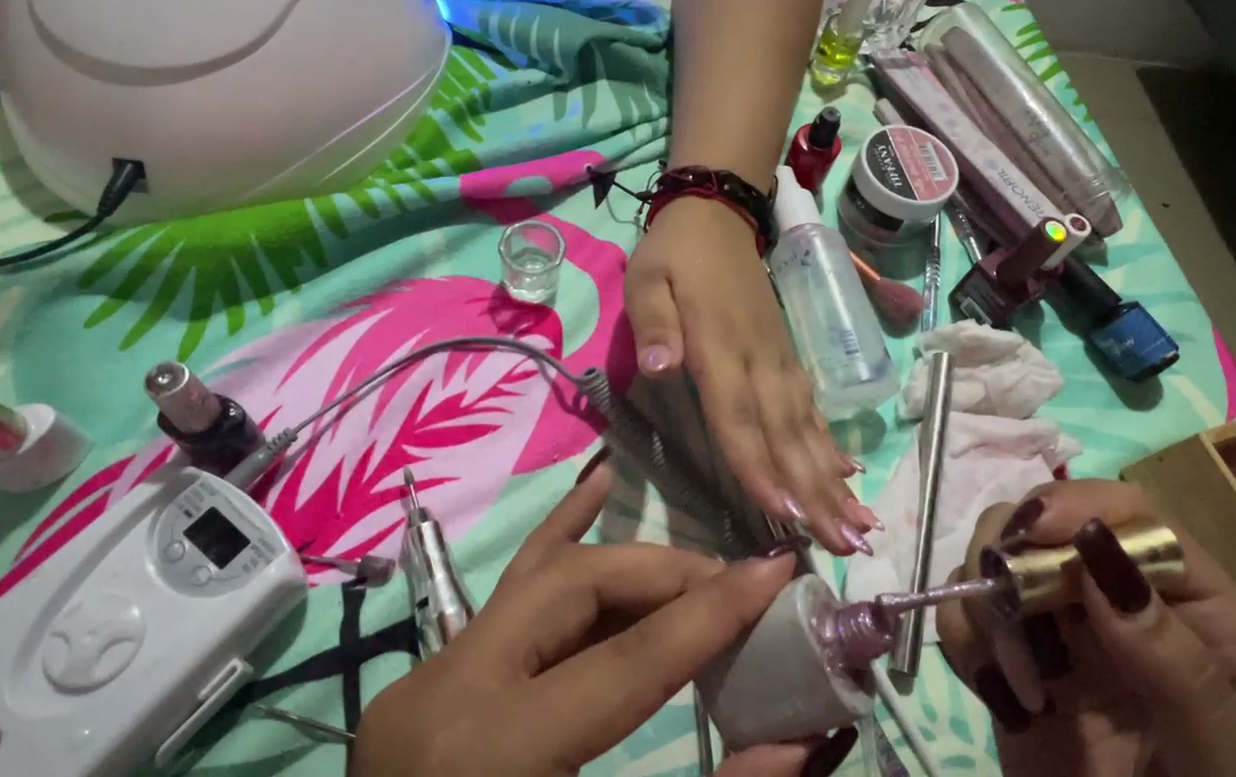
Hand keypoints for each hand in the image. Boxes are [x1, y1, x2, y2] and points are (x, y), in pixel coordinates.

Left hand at [354, 456, 851, 775]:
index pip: (625, 658)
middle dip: (666, 575)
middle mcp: (451, 689)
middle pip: (577, 587)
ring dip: (624, 566)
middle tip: (732, 586)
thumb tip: (804, 737)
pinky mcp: (432, 672)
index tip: (776, 568)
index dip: (709, 611)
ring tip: (692, 570)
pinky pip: (507, 592)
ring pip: (540, 574)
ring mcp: (431, 672)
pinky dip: (559, 536)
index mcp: (494, 752)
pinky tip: (597, 485)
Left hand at [623, 196, 870, 556]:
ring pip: (807, 427)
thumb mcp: (648, 279)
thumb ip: (655, 324)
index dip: (761, 466)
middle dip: (814, 494)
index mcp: (719, 347)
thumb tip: (661, 368)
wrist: (718, 213)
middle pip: (786, 434)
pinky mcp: (787, 355)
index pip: (739, 416)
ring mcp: (779, 358)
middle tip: (844, 548)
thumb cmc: (675, 253)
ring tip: (858, 528)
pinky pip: (811, 406)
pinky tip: (847, 476)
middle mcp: (758, 360)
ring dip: (831, 480)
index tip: (787, 516)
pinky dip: (829, 444)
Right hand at [935, 480, 1235, 776]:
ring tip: (1011, 669)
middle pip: (1053, 520)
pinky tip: (999, 695)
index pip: (1138, 519)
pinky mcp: (1015, 668)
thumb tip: (1098, 555)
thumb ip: (1179, 670)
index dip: (1081, 507)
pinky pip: (968, 617)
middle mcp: (1125, 608)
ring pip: (999, 556)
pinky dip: (964, 636)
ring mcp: (1065, 637)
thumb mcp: (1231, 770)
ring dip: (983, 592)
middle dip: (1016, 543)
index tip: (1032, 532)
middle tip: (1004, 593)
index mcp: (1200, 615)